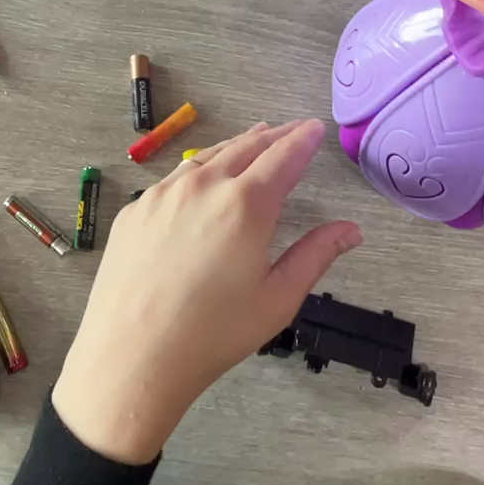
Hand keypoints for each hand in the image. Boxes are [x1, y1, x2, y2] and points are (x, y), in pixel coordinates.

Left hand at [52, 119, 361, 462]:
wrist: (131, 356)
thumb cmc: (213, 334)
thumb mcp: (277, 298)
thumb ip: (316, 255)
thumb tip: (351, 229)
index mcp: (246, 204)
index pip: (283, 156)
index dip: (302, 140)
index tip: (314, 127)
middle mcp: (203, 186)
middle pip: (246, 147)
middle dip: (274, 135)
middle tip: (292, 129)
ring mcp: (162, 194)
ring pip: (207, 157)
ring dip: (236, 146)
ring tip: (254, 140)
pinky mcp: (135, 210)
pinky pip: (174, 178)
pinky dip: (200, 169)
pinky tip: (203, 178)